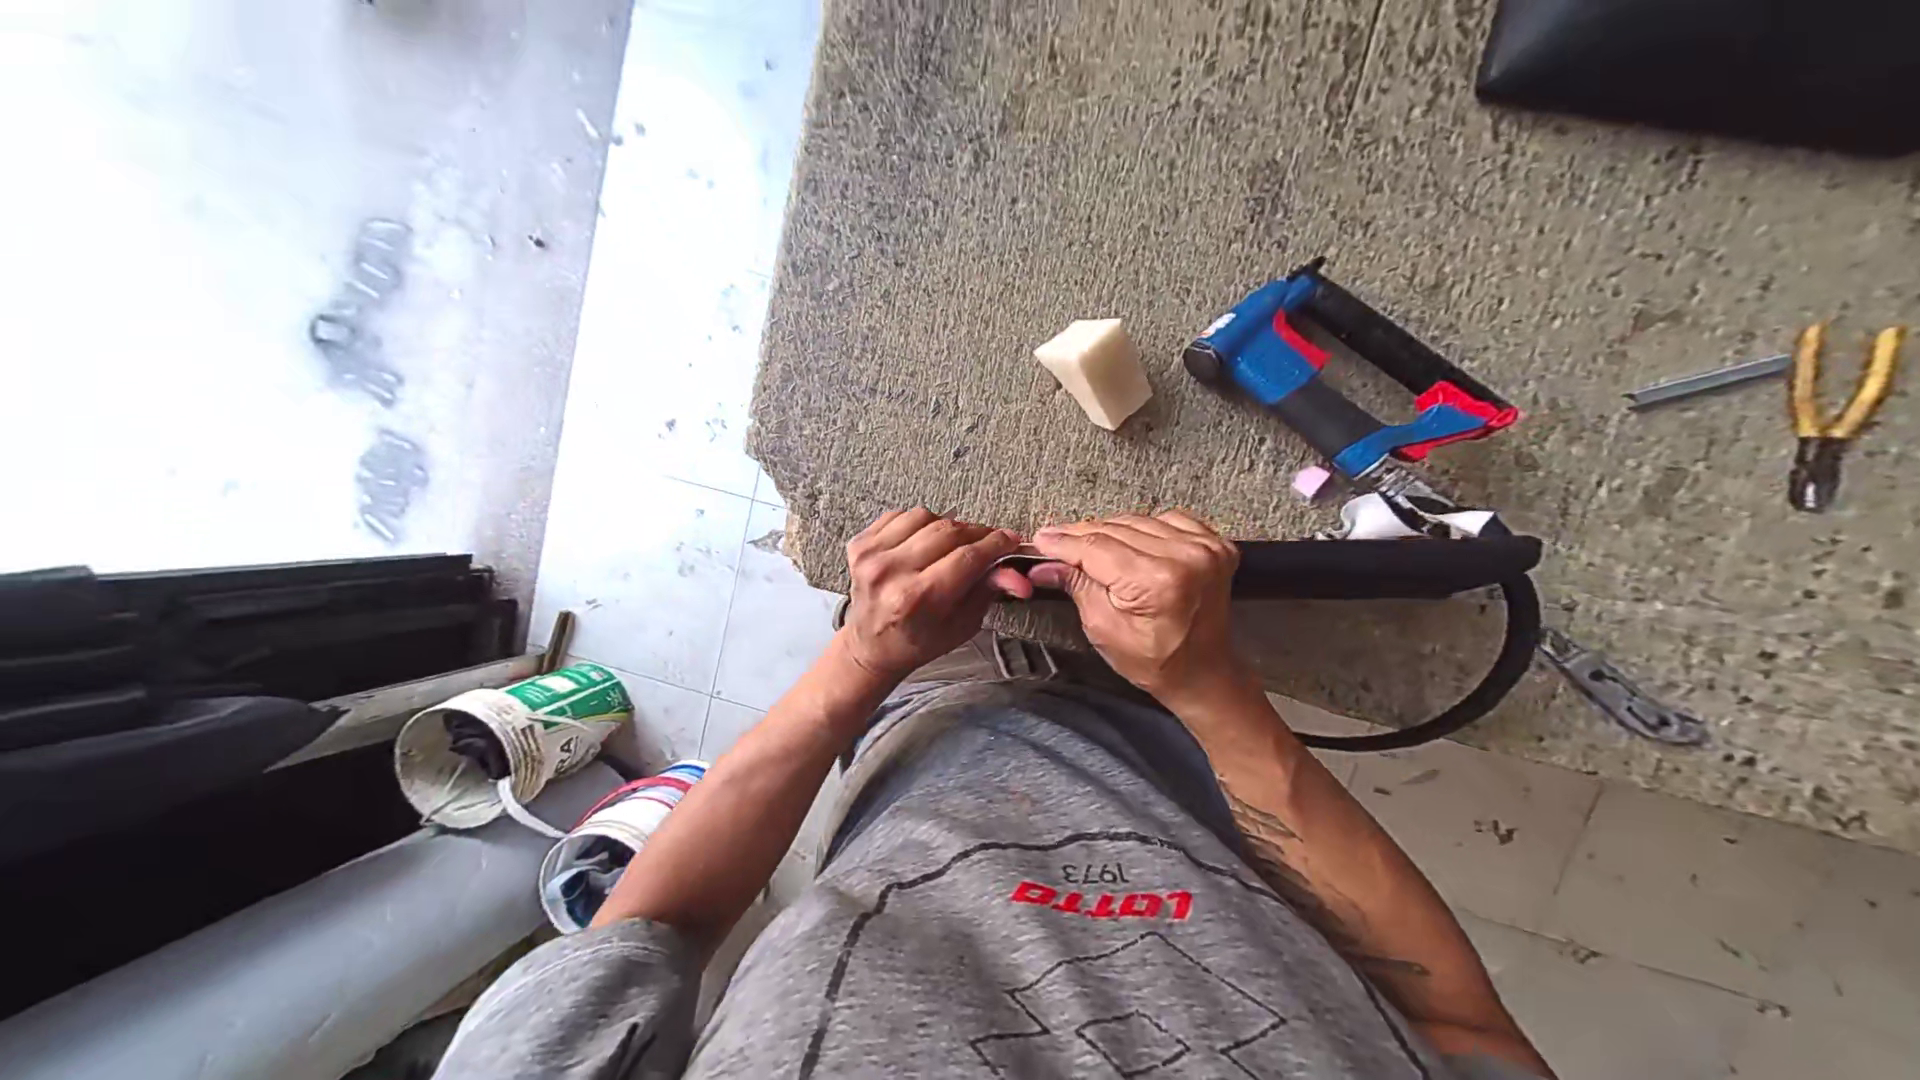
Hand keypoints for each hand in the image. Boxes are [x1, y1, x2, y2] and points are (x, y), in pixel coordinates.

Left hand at [839, 508, 1027, 683]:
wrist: (871, 646)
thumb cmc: (919, 641)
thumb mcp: (962, 624)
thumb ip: (988, 591)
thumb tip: (1018, 574)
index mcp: (918, 599)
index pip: (968, 556)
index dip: (995, 543)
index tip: (1010, 539)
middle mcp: (891, 573)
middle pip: (949, 532)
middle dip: (976, 533)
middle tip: (988, 541)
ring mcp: (871, 556)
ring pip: (925, 516)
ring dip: (946, 527)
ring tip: (952, 546)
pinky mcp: (859, 544)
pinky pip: (901, 516)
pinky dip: (919, 524)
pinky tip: (923, 543)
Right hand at [1027, 512, 1247, 706]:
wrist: (1203, 673)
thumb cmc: (1158, 661)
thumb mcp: (1103, 628)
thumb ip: (1077, 586)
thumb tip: (1046, 564)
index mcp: (1158, 581)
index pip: (1096, 547)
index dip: (1064, 542)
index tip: (1042, 539)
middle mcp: (1186, 556)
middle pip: (1115, 529)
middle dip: (1080, 535)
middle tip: (1055, 541)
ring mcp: (1204, 548)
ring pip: (1137, 521)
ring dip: (1109, 530)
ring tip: (1087, 544)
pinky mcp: (1213, 544)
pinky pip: (1166, 520)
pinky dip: (1142, 527)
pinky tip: (1128, 542)